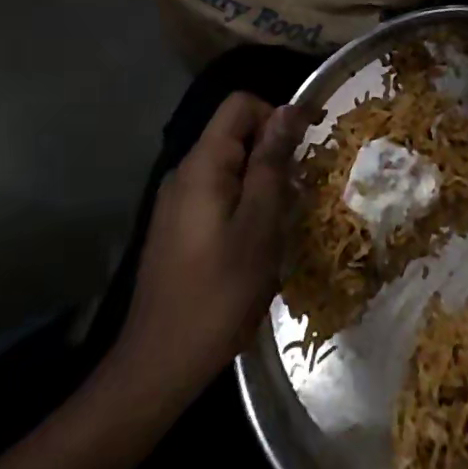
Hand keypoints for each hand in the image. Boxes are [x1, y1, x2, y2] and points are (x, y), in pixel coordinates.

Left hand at [112, 92, 312, 392]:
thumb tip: (289, 109)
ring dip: (262, 181)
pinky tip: (256, 242)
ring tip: (281, 222)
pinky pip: (217, 193)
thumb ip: (273, 162)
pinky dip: (244, 202)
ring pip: (229, 166)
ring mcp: (176, 202)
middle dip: (273, 153)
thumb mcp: (260, 223)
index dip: (276, 115)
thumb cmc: (220, 292)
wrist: (161, 363)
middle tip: (298, 195)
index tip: (306, 148)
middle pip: (235, 134)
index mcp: (202, 165)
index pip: (240, 105)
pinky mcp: (176, 227)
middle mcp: (183, 174)